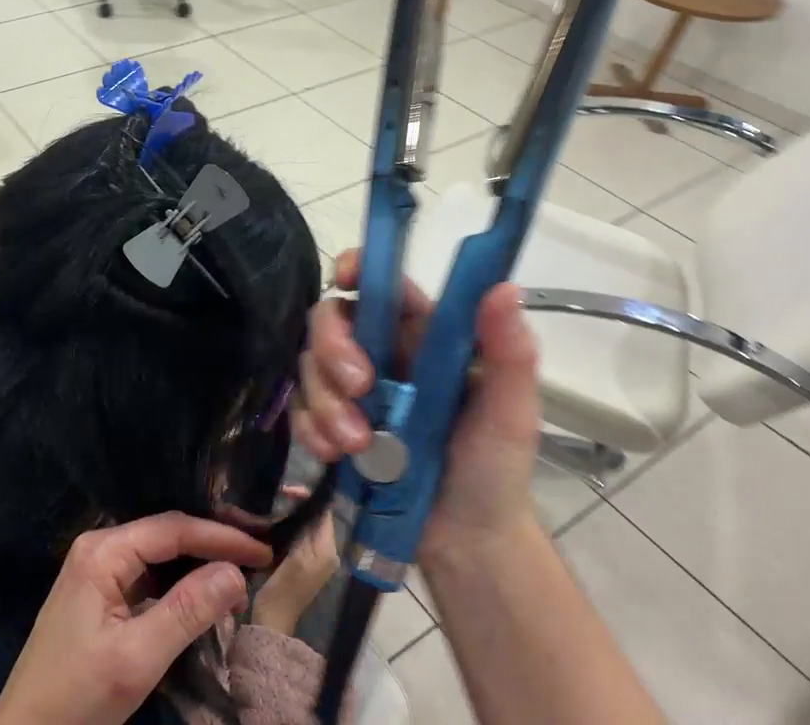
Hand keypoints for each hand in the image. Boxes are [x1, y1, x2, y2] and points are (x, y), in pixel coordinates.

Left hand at [0, 513, 272, 724]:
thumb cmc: (78, 693)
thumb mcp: (138, 656)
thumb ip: (186, 611)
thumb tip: (236, 572)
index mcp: (102, 551)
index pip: (171, 529)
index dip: (220, 537)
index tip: (264, 552)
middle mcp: (98, 549)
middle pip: (165, 534)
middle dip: (212, 544)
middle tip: (259, 558)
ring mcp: (97, 571)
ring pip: (158, 556)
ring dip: (198, 564)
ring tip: (241, 575)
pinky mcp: (100, 596)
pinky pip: (148, 577)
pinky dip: (179, 584)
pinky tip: (205, 595)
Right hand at [250, 487, 337, 634]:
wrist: (274, 619)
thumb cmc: (284, 588)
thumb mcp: (296, 556)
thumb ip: (305, 531)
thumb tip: (306, 502)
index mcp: (328, 550)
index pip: (323, 512)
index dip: (307, 497)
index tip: (285, 489)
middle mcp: (326, 552)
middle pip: (315, 517)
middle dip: (297, 503)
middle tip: (274, 494)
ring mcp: (314, 558)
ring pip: (305, 525)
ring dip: (291, 513)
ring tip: (271, 503)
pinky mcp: (301, 561)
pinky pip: (298, 535)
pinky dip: (287, 525)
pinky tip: (271, 521)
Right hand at [290, 249, 543, 555]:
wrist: (464, 542)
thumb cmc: (495, 469)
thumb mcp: (511, 411)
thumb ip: (508, 351)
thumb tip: (503, 286)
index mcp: (424, 335)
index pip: (383, 283)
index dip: (357, 268)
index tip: (344, 280)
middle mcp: (381, 353)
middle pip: (332, 318)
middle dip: (333, 348)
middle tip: (360, 389)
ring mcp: (350, 390)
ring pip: (309, 364)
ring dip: (325, 401)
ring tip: (357, 445)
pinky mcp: (328, 425)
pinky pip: (298, 409)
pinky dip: (309, 428)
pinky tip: (333, 455)